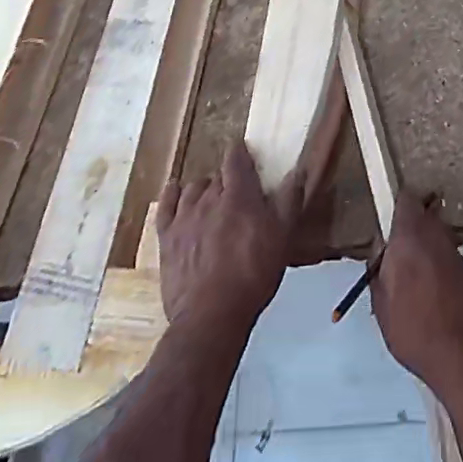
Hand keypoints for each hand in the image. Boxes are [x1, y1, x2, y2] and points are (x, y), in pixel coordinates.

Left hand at [155, 141, 301, 333]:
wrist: (212, 313)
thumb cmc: (254, 272)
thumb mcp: (283, 236)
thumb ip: (290, 200)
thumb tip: (297, 171)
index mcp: (239, 195)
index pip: (236, 160)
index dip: (240, 151)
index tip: (243, 148)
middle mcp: (209, 199)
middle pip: (216, 176)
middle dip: (228, 177)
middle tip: (239, 189)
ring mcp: (184, 219)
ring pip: (192, 189)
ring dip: (204, 187)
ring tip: (213, 195)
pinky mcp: (167, 239)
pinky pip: (165, 207)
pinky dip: (172, 194)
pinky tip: (175, 189)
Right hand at [371, 191, 462, 387]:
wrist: (461, 349)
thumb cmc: (412, 327)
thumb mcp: (380, 301)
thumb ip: (378, 267)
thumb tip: (381, 247)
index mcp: (410, 237)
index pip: (405, 199)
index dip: (394, 203)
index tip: (385, 219)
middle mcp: (436, 234)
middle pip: (422, 213)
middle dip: (407, 225)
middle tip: (392, 253)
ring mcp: (454, 249)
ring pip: (434, 232)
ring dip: (422, 243)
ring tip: (408, 275)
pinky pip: (444, 251)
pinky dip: (434, 260)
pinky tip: (426, 287)